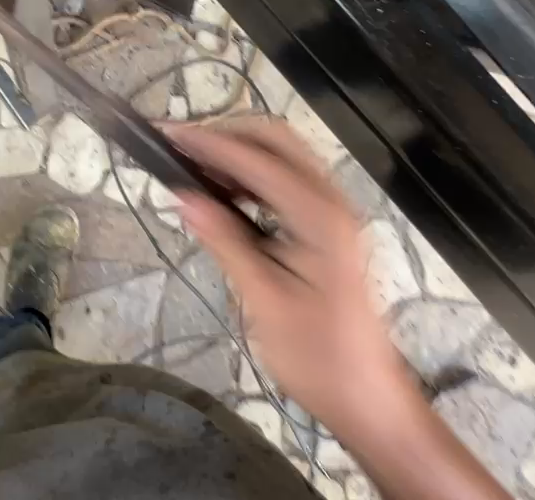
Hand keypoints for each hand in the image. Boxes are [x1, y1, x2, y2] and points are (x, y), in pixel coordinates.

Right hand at [169, 118, 426, 442]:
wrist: (369, 400)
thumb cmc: (318, 358)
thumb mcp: (265, 302)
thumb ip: (226, 242)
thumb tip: (184, 197)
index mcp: (319, 215)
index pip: (256, 158)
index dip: (208, 142)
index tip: (165, 137)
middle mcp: (330, 199)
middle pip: (274, 139)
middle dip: (225, 135)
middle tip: (179, 150)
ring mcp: (331, 209)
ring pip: (280, 154)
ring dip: (236, 153)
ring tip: (191, 168)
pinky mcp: (325, 224)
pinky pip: (284, 179)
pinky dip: (249, 175)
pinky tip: (221, 193)